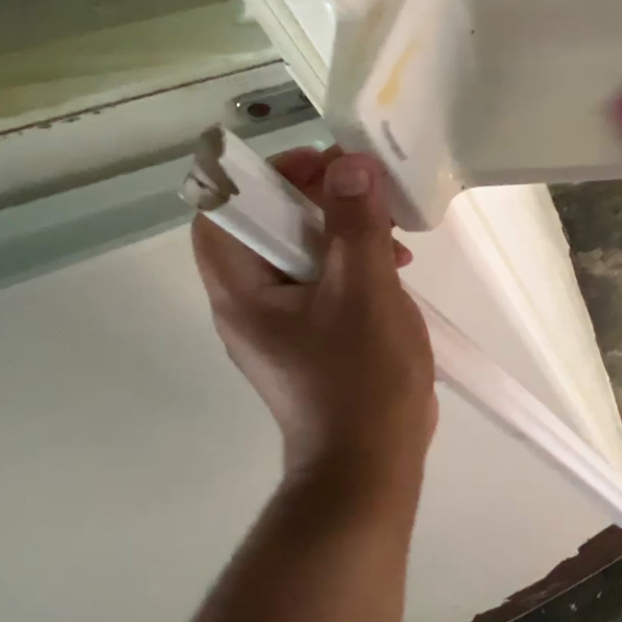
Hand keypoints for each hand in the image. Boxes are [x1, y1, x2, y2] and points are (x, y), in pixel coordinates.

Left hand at [191, 149, 436, 480]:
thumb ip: (354, 225)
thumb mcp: (363, 290)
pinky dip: (355, 260)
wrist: (370, 457)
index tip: (324, 164)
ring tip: (392, 233)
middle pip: (267, 228)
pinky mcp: (316, 336)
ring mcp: (284, 323)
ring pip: (301, 253)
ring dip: (343, 229)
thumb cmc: (360, 374)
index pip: (226, 212)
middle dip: (318, 198)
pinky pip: (325, 279)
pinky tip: (395, 266)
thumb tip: (349, 165)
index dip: (267, 177)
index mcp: (242, 292)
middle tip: (368, 188)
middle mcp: (251, 304)